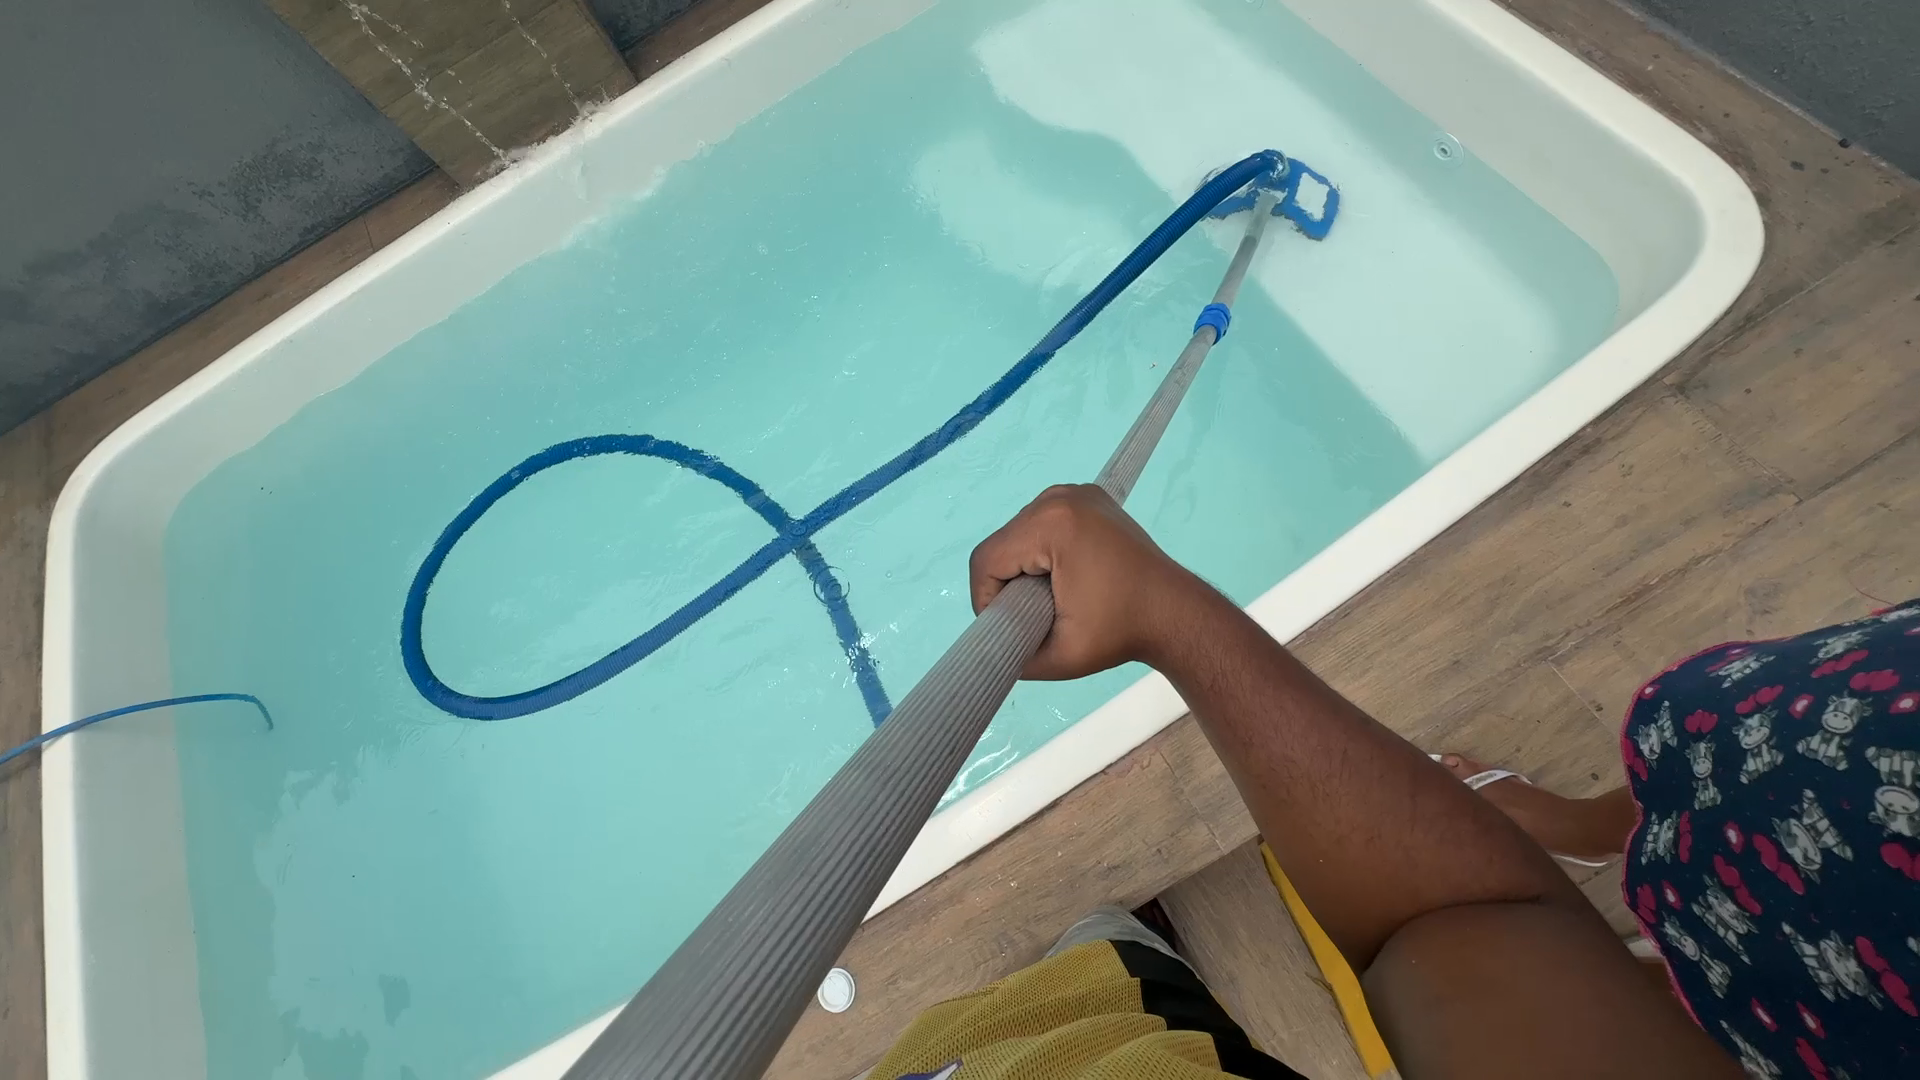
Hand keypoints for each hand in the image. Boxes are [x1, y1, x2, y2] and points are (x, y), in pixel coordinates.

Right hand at [969, 484, 1209, 679]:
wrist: (1174, 612)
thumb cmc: (1120, 633)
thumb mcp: (1059, 657)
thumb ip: (1013, 655)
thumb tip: (990, 644)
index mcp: (1051, 526)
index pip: (986, 560)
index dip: (986, 599)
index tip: (1008, 626)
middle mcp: (1058, 498)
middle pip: (1001, 543)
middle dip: (1005, 582)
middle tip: (1027, 615)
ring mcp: (1074, 492)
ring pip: (1017, 532)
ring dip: (1021, 566)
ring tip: (1045, 596)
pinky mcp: (1085, 497)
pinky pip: (1040, 523)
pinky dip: (1040, 550)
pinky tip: (1060, 574)